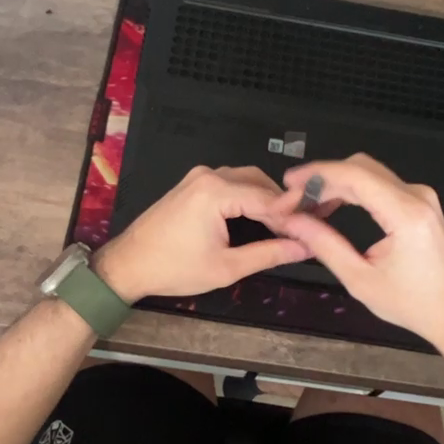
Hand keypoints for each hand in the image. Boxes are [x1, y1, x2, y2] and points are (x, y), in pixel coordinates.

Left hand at [94, 165, 309, 301]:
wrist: (128, 265)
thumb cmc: (174, 268)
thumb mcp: (227, 267)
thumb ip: (269, 253)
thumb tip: (305, 247)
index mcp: (216, 192)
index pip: (268, 197)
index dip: (293, 214)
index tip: (314, 228)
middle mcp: (208, 175)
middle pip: (259, 182)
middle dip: (280, 204)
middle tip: (300, 229)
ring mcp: (198, 177)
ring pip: (245, 181)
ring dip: (265, 200)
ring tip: (282, 228)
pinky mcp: (192, 185)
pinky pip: (230, 184)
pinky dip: (247, 198)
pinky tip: (258, 220)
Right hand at [268, 154, 443, 350]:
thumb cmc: (412, 304)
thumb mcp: (360, 280)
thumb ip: (324, 245)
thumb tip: (293, 221)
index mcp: (406, 214)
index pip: (354, 175)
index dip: (316, 175)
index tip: (287, 185)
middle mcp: (417, 196)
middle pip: (360, 167)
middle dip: (322, 179)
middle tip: (292, 199)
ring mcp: (421, 197)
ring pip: (369, 173)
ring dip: (335, 184)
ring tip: (306, 206)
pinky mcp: (420, 204)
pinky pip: (380, 185)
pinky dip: (352, 191)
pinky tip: (330, 207)